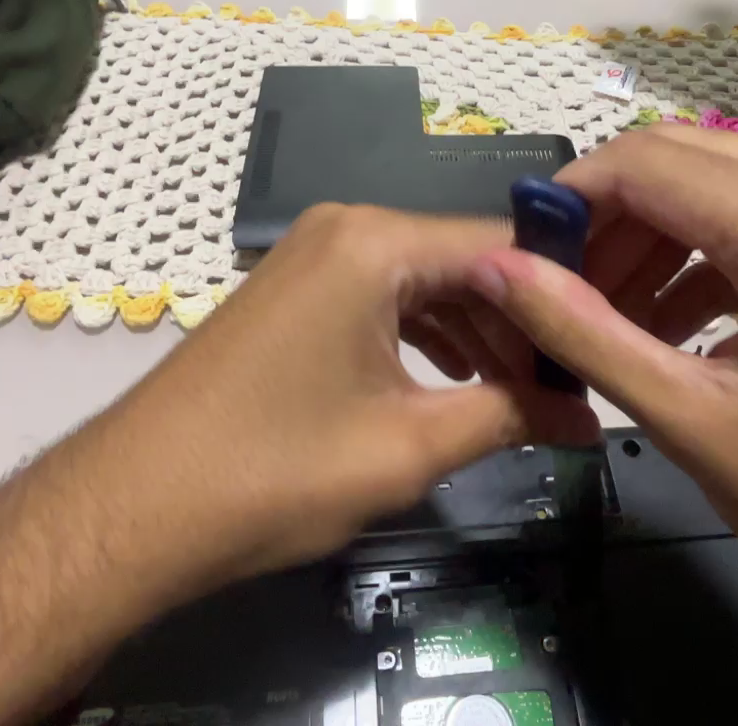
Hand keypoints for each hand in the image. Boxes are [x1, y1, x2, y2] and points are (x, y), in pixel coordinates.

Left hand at [0, 205, 596, 725]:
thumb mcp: (407, 446)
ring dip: (475, 336)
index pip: (502, 250)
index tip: (607, 346)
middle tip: (572, 388)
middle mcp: (347, 228)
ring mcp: (315, 256)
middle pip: (463, 263)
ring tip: (524, 397)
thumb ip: (508, 415)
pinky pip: (383, 298)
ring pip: (424, 283)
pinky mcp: (297, 290)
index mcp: (376, 243)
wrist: (130, 508)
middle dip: (519, 325)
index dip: (562, 297)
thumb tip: (591, 417)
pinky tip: (458, 384)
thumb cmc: (273, 470)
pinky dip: (425, 338)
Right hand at [468, 125, 737, 725]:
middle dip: (610, 214)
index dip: (573, 197)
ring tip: (608, 311)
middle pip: (685, 155)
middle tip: (563, 286)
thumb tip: (494, 268)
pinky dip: (702, 249)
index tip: (528, 252)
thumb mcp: (688, 421)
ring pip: (720, 176)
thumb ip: (582, 332)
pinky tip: (668, 316)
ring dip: (653, 233)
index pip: (651, 163)